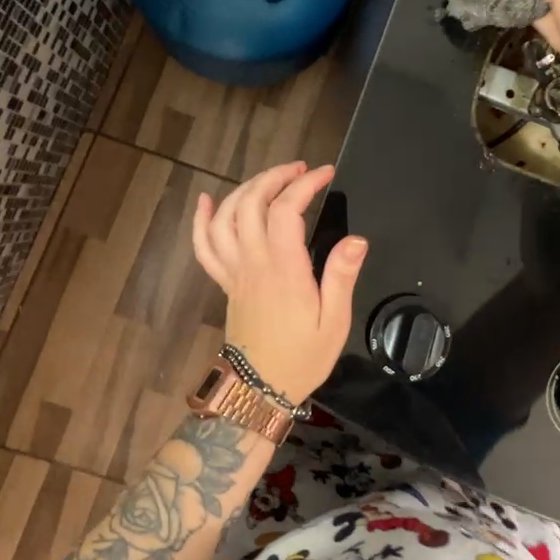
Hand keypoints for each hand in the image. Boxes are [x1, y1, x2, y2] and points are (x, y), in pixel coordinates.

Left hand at [192, 161, 367, 402]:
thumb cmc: (303, 357)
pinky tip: (208, 200)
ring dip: (245, 189)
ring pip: (226, 218)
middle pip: (251, 203)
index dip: (304, 184)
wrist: (259, 389)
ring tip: (271, 179)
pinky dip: (202, 220)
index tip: (326, 173)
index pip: (286, 210)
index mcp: (284, 269)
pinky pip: (204, 246)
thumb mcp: (334, 321)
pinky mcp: (225, 281)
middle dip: (274, 177)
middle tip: (301, 170)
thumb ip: (341, 276)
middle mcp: (253, 263)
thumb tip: (357, 239)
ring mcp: (234, 271)